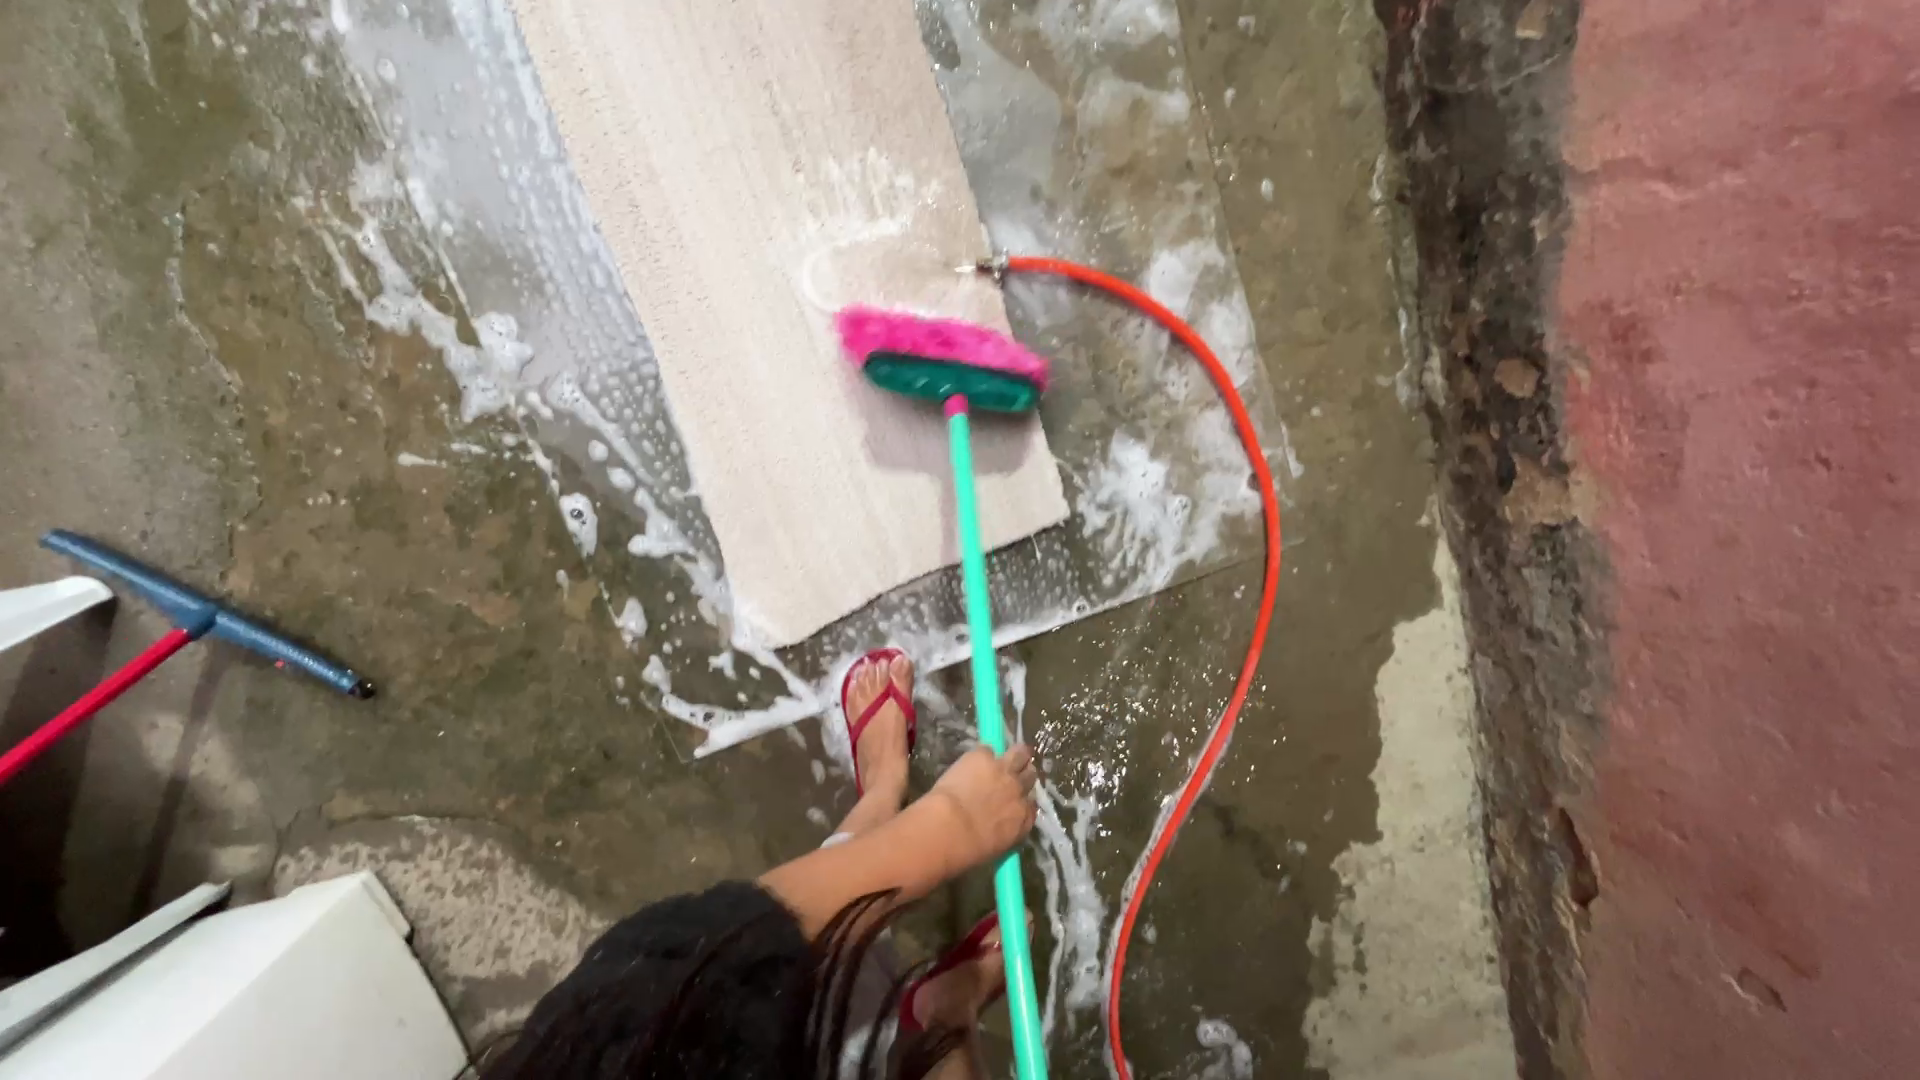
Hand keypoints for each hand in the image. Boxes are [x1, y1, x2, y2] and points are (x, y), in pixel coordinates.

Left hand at [925, 743, 1039, 870]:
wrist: (951, 827)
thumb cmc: (969, 849)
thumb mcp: (996, 848)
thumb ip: (1004, 832)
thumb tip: (997, 827)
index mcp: (1023, 818)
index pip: (1031, 805)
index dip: (1023, 799)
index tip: (1016, 799)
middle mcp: (1019, 791)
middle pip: (1030, 776)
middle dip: (1022, 775)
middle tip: (1011, 776)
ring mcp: (1003, 770)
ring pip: (1019, 753)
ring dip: (1015, 754)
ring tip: (1006, 754)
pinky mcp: (983, 756)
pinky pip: (986, 750)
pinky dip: (980, 756)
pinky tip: (971, 762)